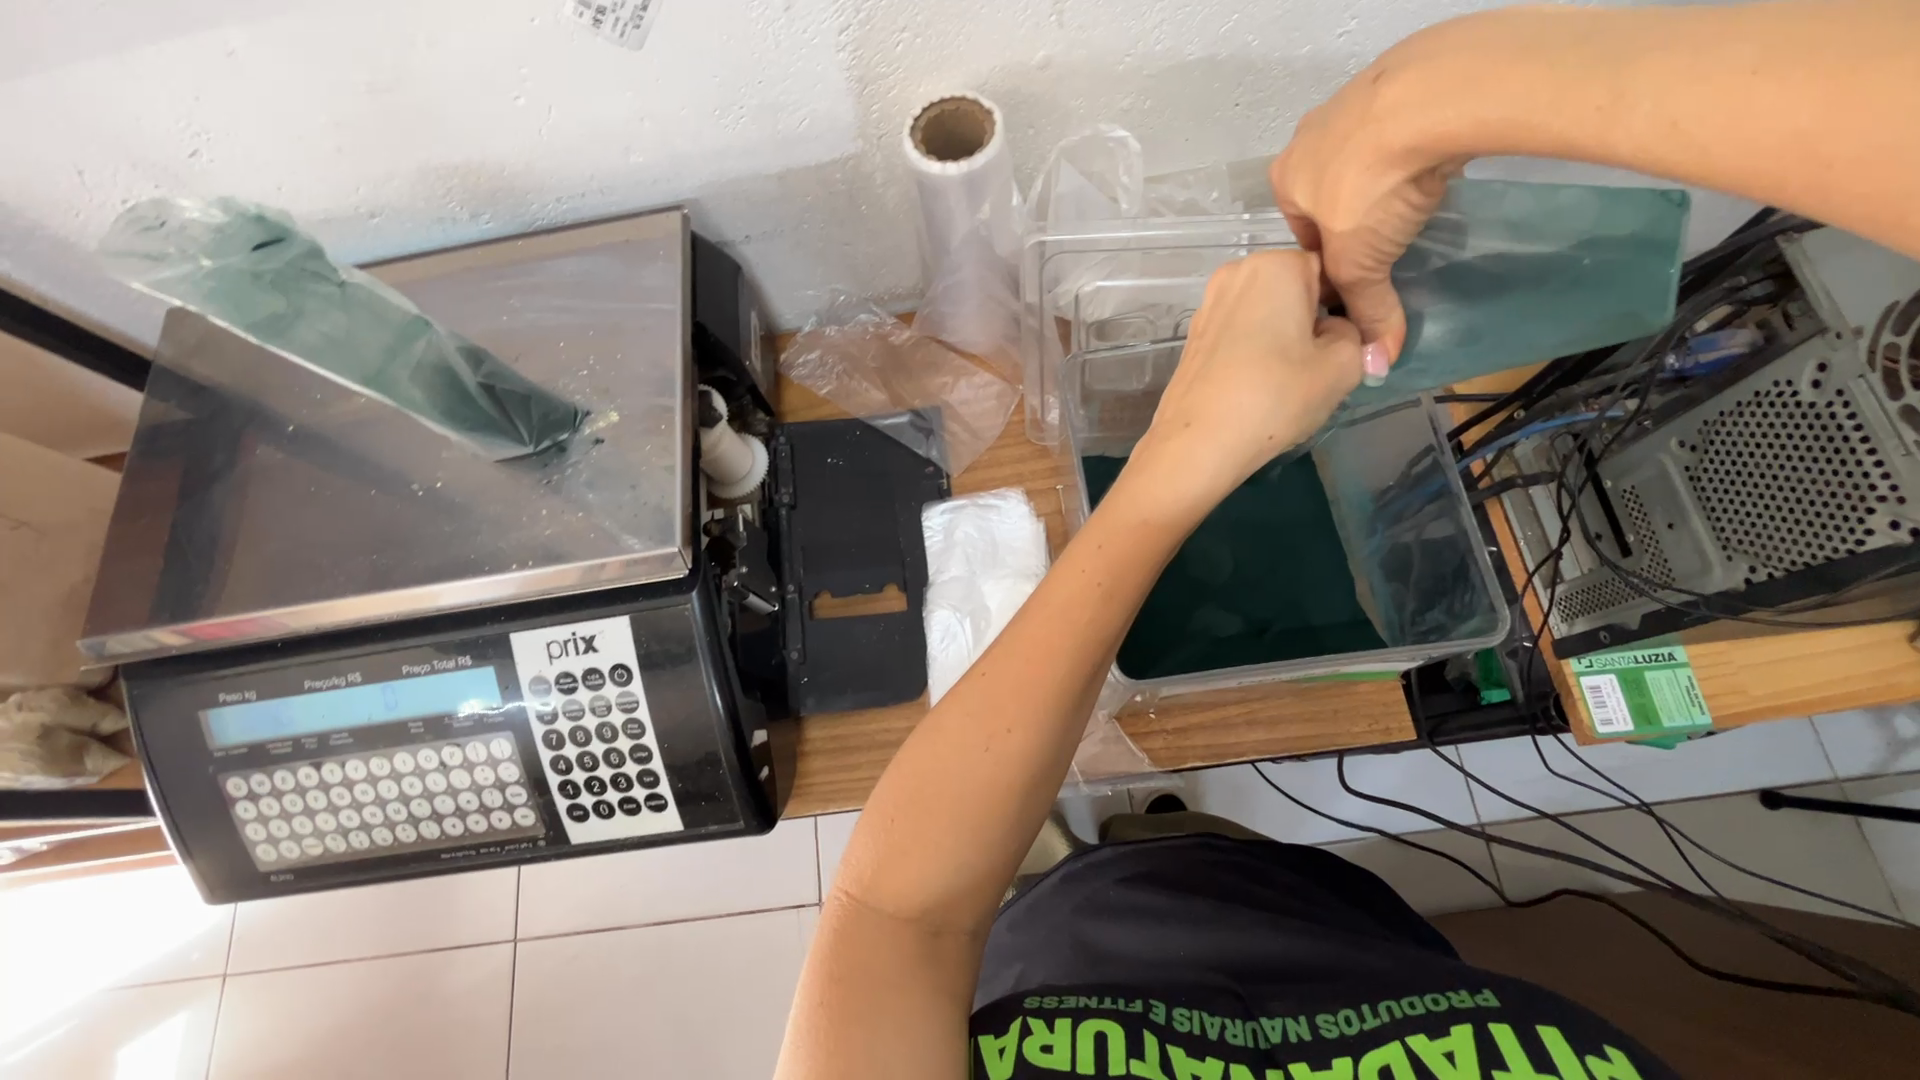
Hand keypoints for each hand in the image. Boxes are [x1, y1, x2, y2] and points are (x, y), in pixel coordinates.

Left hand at [1121, 250, 1361, 516]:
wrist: (1197, 443)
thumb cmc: (1275, 397)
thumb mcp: (1342, 365)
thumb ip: (1357, 337)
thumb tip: (1340, 332)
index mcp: (1276, 265)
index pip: (1333, 272)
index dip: (1349, 308)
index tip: (1352, 344)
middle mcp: (1236, 274)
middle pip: (1295, 291)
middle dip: (1313, 322)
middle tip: (1321, 367)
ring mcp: (1208, 305)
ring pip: (1266, 315)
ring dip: (1284, 339)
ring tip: (1288, 381)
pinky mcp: (1193, 338)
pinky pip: (1240, 335)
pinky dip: (1255, 352)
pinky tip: (1258, 386)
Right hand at [1270, 39, 1468, 379]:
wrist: (1432, 94)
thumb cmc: (1372, 186)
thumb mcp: (1364, 263)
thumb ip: (1368, 311)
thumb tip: (1377, 366)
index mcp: (1284, 181)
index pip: (1301, 238)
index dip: (1330, 264)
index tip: (1359, 278)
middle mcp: (1306, 140)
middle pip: (1327, 198)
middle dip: (1352, 223)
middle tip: (1387, 243)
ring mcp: (1349, 104)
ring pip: (1360, 160)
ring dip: (1380, 182)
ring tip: (1412, 202)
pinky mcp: (1397, 80)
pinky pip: (1396, 127)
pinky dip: (1410, 147)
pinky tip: (1432, 161)